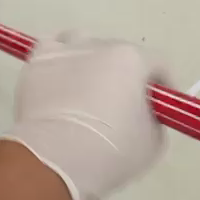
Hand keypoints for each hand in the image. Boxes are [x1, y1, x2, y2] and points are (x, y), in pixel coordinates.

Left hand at [0, 33, 165, 199]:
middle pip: (118, 53)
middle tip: (119, 106)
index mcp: (131, 59)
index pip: (157, 64)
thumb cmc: (111, 151)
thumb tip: (139, 111)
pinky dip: (57, 60)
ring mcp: (64, 49)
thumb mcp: (153, 142)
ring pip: (82, 43)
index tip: (160, 108)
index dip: (162, 86)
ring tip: (85, 88)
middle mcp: (97, 44)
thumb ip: (152, 117)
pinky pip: (51, 49)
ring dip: (89, 61)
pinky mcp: (36, 60)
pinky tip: (58, 79)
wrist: (55, 156)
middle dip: (124, 75)